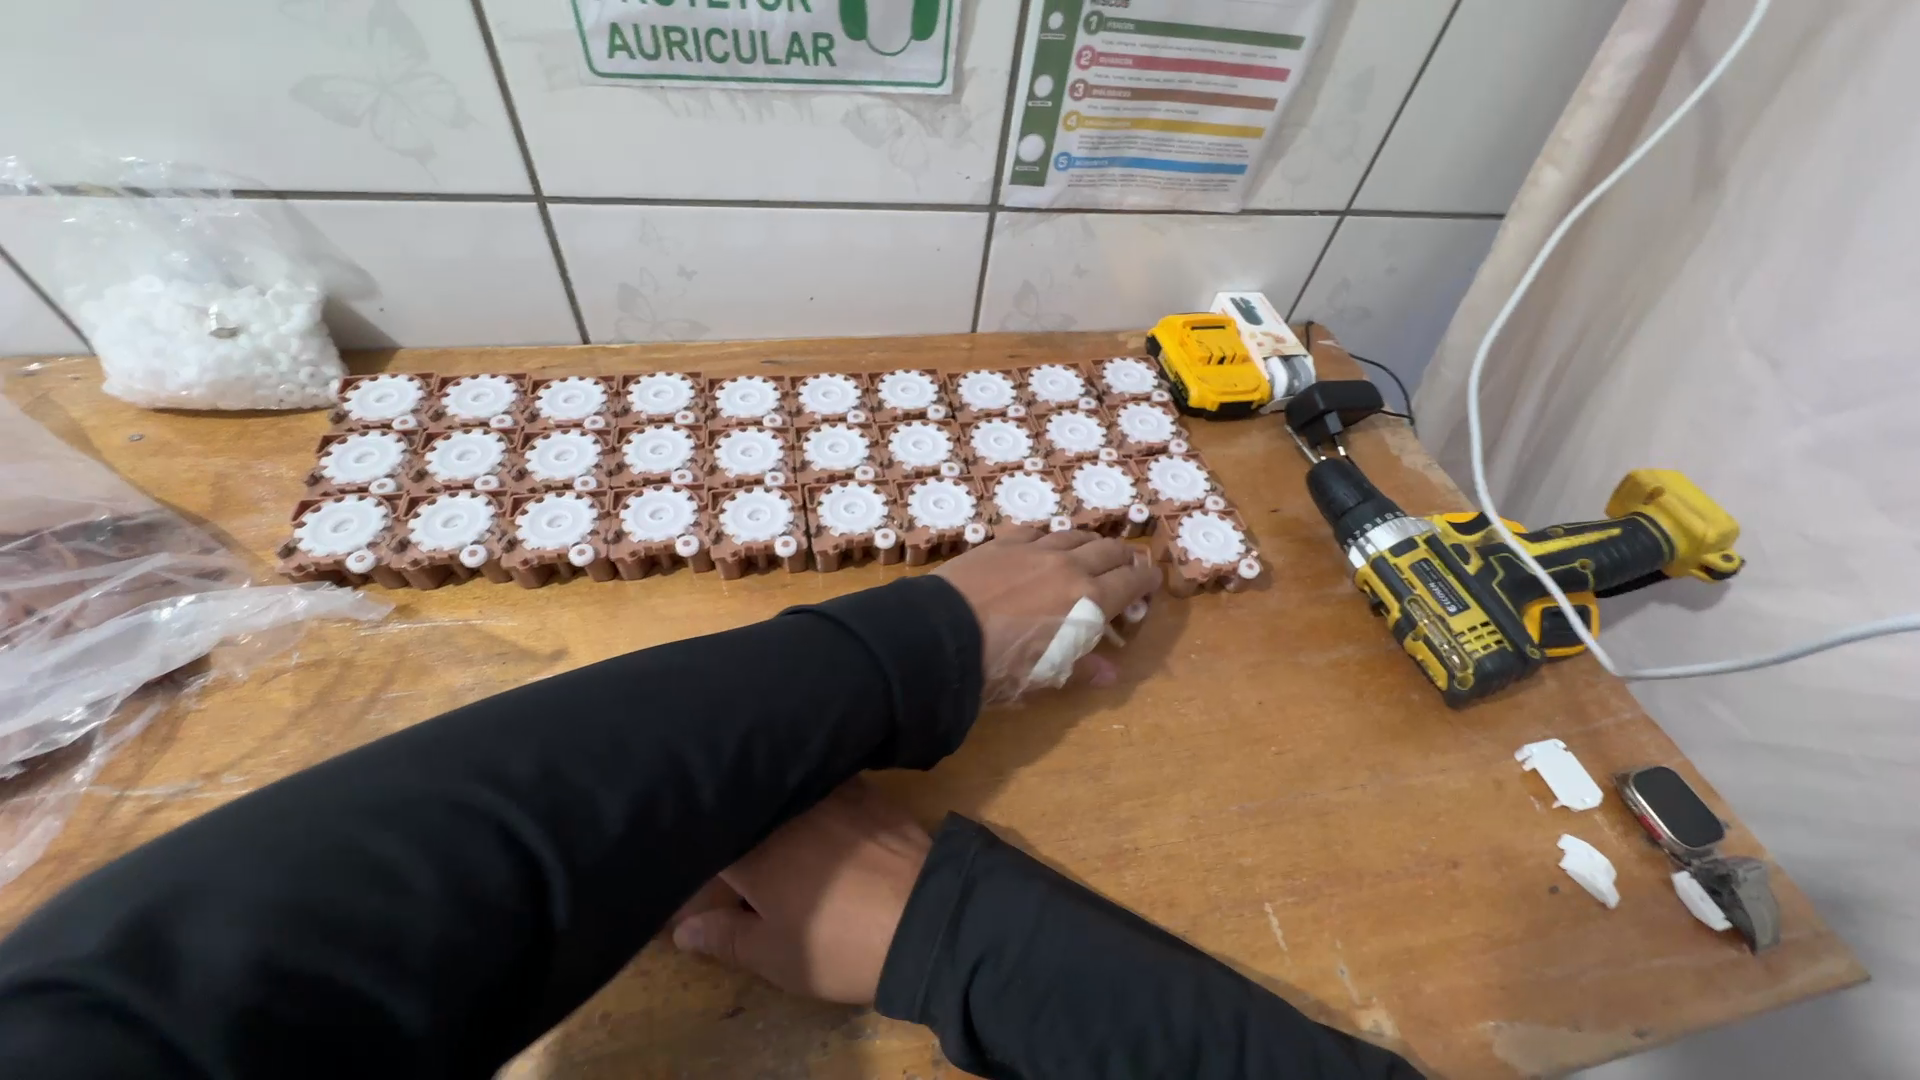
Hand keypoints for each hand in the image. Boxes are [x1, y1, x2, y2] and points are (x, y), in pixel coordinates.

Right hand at [671, 780, 929, 1004]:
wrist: (923, 915)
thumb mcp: (776, 955)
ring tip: (781, 837)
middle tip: (741, 870)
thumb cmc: (840, 944)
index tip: (702, 889)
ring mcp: (826, 792)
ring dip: (772, 807)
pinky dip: (812, 792)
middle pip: (747, 814)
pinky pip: (825, 781)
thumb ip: (724, 937)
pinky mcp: (863, 787)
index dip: (700, 869)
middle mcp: (784, 809)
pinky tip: (818, 807)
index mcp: (751, 850)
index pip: (709, 846)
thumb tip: (682, 928)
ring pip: (785, 792)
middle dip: (736, 834)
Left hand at [934, 527, 1159, 697]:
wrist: (943, 634)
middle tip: (1127, 565)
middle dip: (1125, 557)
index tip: (1153, 580)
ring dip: (1091, 542)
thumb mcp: (1045, 675)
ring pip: (1076, 535)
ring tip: (1093, 550)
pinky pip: (1037, 530)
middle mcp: (1070, 566)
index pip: (1131, 582)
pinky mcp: (1003, 542)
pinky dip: (1050, 536)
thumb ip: (1081, 669)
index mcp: (1090, 601)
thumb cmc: (1000, 665)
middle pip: (1110, 551)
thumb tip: (1110, 673)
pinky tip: (1046, 543)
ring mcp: (1035, 549)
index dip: (1147, 581)